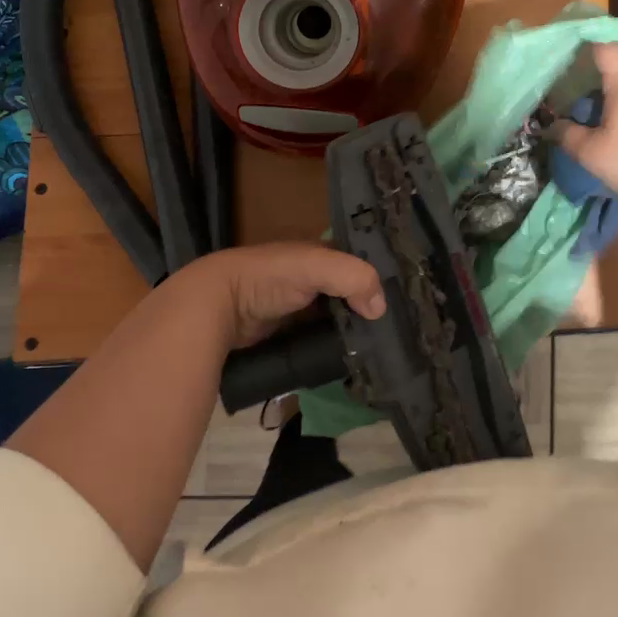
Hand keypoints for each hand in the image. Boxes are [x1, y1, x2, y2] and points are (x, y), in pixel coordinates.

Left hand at [178, 242, 386, 348]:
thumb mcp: (316, 266)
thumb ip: (353, 278)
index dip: (375, 281)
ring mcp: (298, 311)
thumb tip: (381, 308)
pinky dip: (331, 349)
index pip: (356, 266)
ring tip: (378, 351)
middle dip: (365, 311)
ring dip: (351, 334)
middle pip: (347, 296)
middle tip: (392, 332)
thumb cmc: (270, 277)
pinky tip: (349, 359)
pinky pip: (317, 343)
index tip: (400, 302)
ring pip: (334, 322)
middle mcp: (311, 281)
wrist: (217, 307)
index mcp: (319, 256)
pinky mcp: (287, 338)